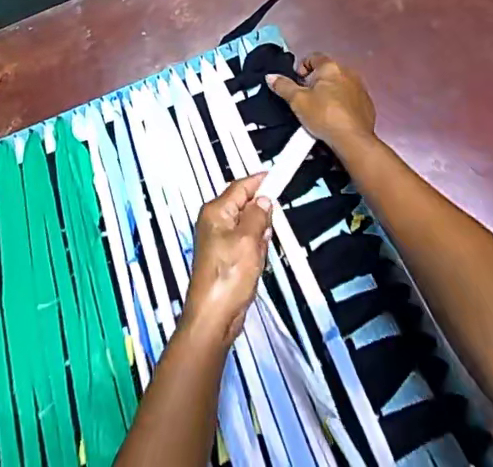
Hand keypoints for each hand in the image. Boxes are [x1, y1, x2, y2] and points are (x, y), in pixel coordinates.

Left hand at [182, 174, 271, 341]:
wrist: (214, 316)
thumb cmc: (227, 276)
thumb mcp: (248, 240)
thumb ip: (258, 215)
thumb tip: (264, 199)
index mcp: (215, 212)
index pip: (241, 187)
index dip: (260, 181)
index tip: (278, 175)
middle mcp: (215, 222)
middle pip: (246, 206)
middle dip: (261, 218)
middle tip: (265, 233)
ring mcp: (220, 240)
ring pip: (249, 226)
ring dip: (259, 237)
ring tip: (257, 256)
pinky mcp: (226, 257)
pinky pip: (247, 244)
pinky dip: (255, 251)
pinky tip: (255, 265)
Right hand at [265, 53, 377, 151]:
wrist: (353, 140)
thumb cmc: (323, 115)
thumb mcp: (297, 101)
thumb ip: (283, 86)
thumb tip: (271, 76)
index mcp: (331, 67)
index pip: (313, 57)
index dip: (302, 69)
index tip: (297, 84)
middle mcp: (348, 72)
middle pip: (327, 71)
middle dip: (316, 82)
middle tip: (306, 99)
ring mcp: (360, 87)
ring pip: (340, 84)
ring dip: (330, 92)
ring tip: (321, 110)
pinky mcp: (368, 103)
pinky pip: (351, 98)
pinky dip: (343, 103)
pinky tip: (337, 117)